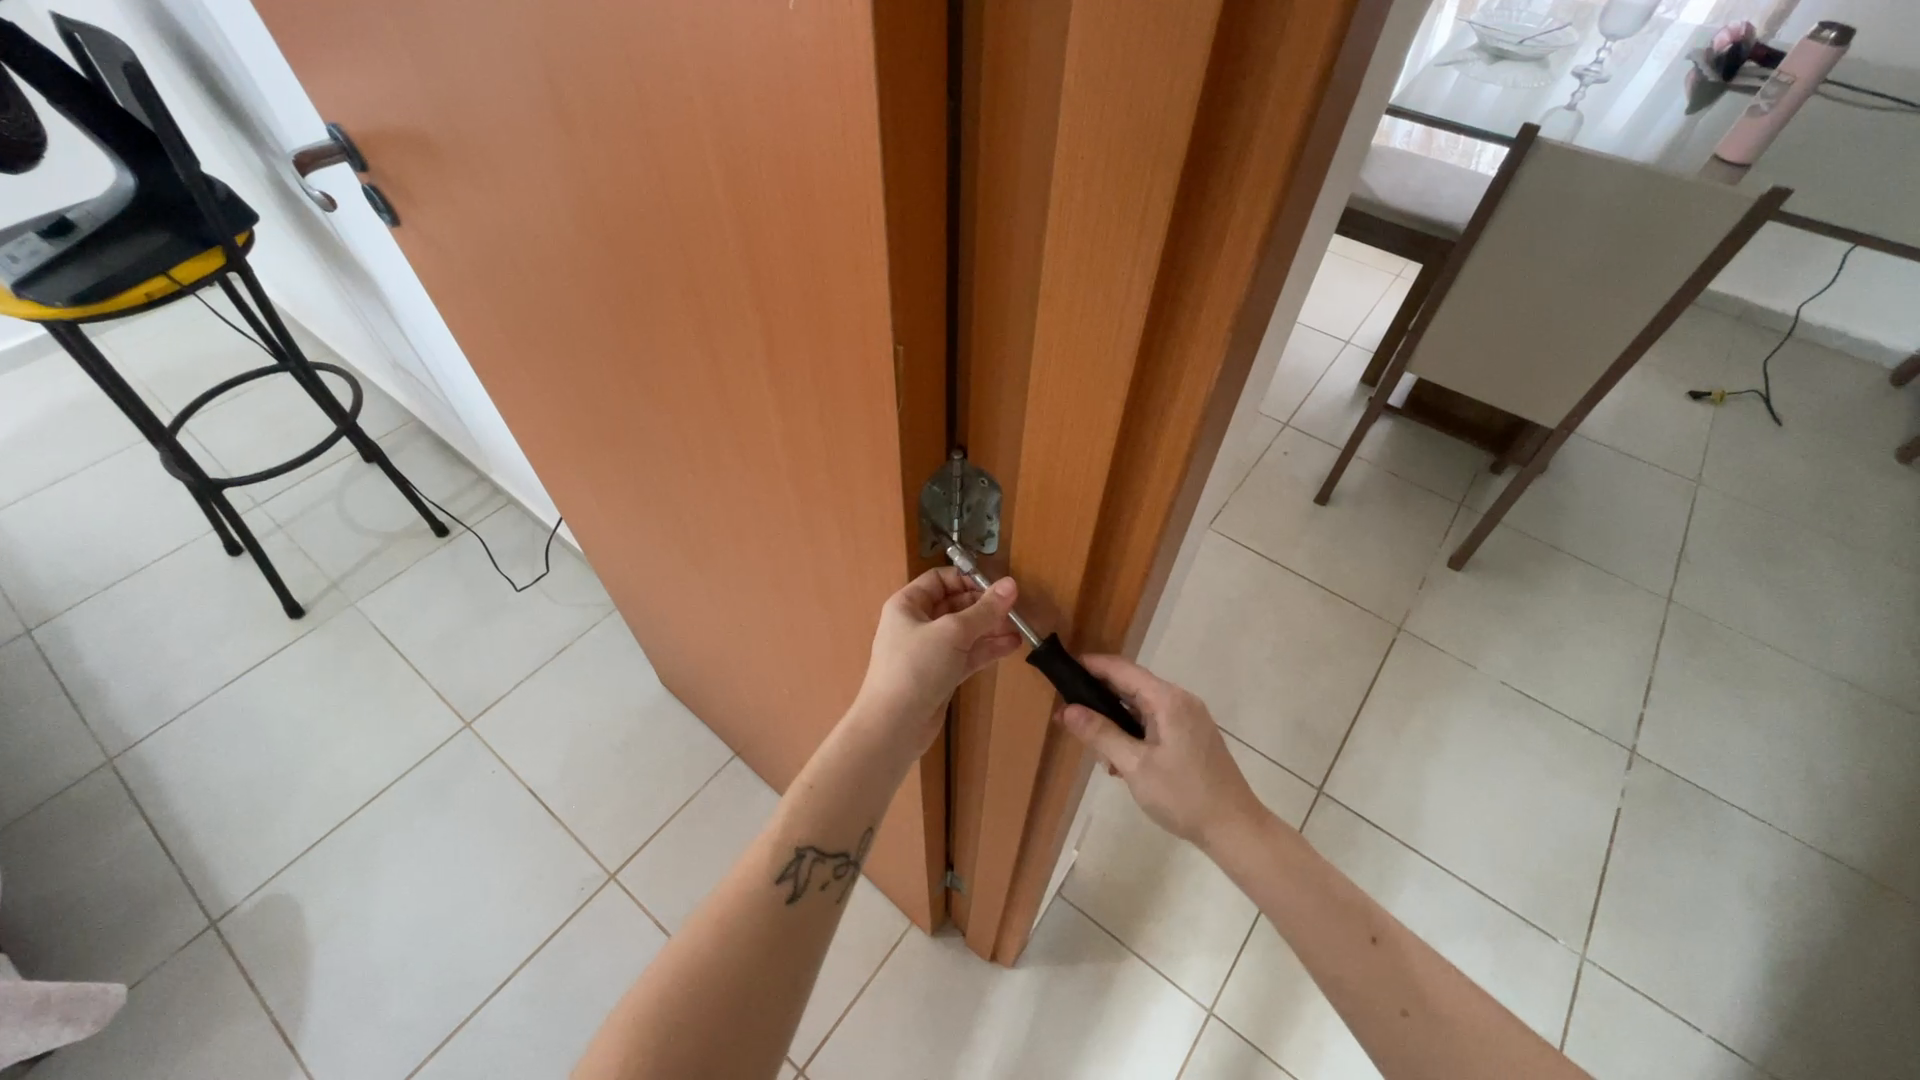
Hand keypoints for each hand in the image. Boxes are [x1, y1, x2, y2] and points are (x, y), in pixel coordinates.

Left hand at [853, 567, 1023, 754]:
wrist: (894, 725)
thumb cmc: (916, 667)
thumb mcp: (952, 632)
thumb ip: (984, 610)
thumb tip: (1010, 584)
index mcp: (908, 605)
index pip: (939, 580)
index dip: (967, 578)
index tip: (996, 585)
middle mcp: (917, 624)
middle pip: (955, 605)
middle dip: (984, 605)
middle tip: (1014, 607)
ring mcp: (929, 652)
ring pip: (964, 632)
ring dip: (990, 628)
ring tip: (1019, 627)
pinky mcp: (941, 675)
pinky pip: (967, 655)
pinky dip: (987, 649)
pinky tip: (1011, 645)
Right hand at [1055, 655, 1268, 849]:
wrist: (1234, 828)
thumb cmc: (1183, 796)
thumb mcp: (1135, 766)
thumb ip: (1100, 734)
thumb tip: (1067, 710)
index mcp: (1168, 700)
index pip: (1122, 669)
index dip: (1091, 666)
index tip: (1062, 671)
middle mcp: (1181, 701)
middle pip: (1132, 685)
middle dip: (1099, 697)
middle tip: (1068, 714)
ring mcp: (1190, 719)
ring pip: (1142, 707)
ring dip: (1116, 720)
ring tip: (1092, 746)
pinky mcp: (1192, 737)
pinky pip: (1155, 723)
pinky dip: (1134, 733)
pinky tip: (1120, 760)